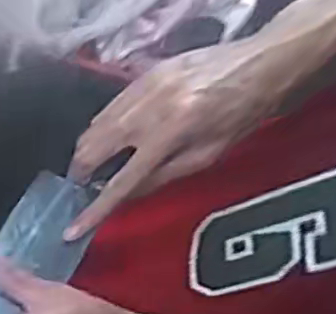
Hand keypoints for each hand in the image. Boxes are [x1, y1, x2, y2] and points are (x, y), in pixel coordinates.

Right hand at [66, 38, 302, 239]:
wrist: (264, 61)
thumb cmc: (240, 115)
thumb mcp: (203, 158)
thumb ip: (158, 180)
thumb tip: (120, 199)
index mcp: (170, 132)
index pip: (120, 182)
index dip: (94, 210)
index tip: (71, 231)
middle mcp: (150, 107)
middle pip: (92, 150)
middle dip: (80, 176)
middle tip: (82, 191)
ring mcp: (144, 87)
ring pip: (93, 128)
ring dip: (86, 154)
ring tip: (94, 169)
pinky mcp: (144, 74)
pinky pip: (107, 109)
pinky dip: (100, 130)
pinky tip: (109, 142)